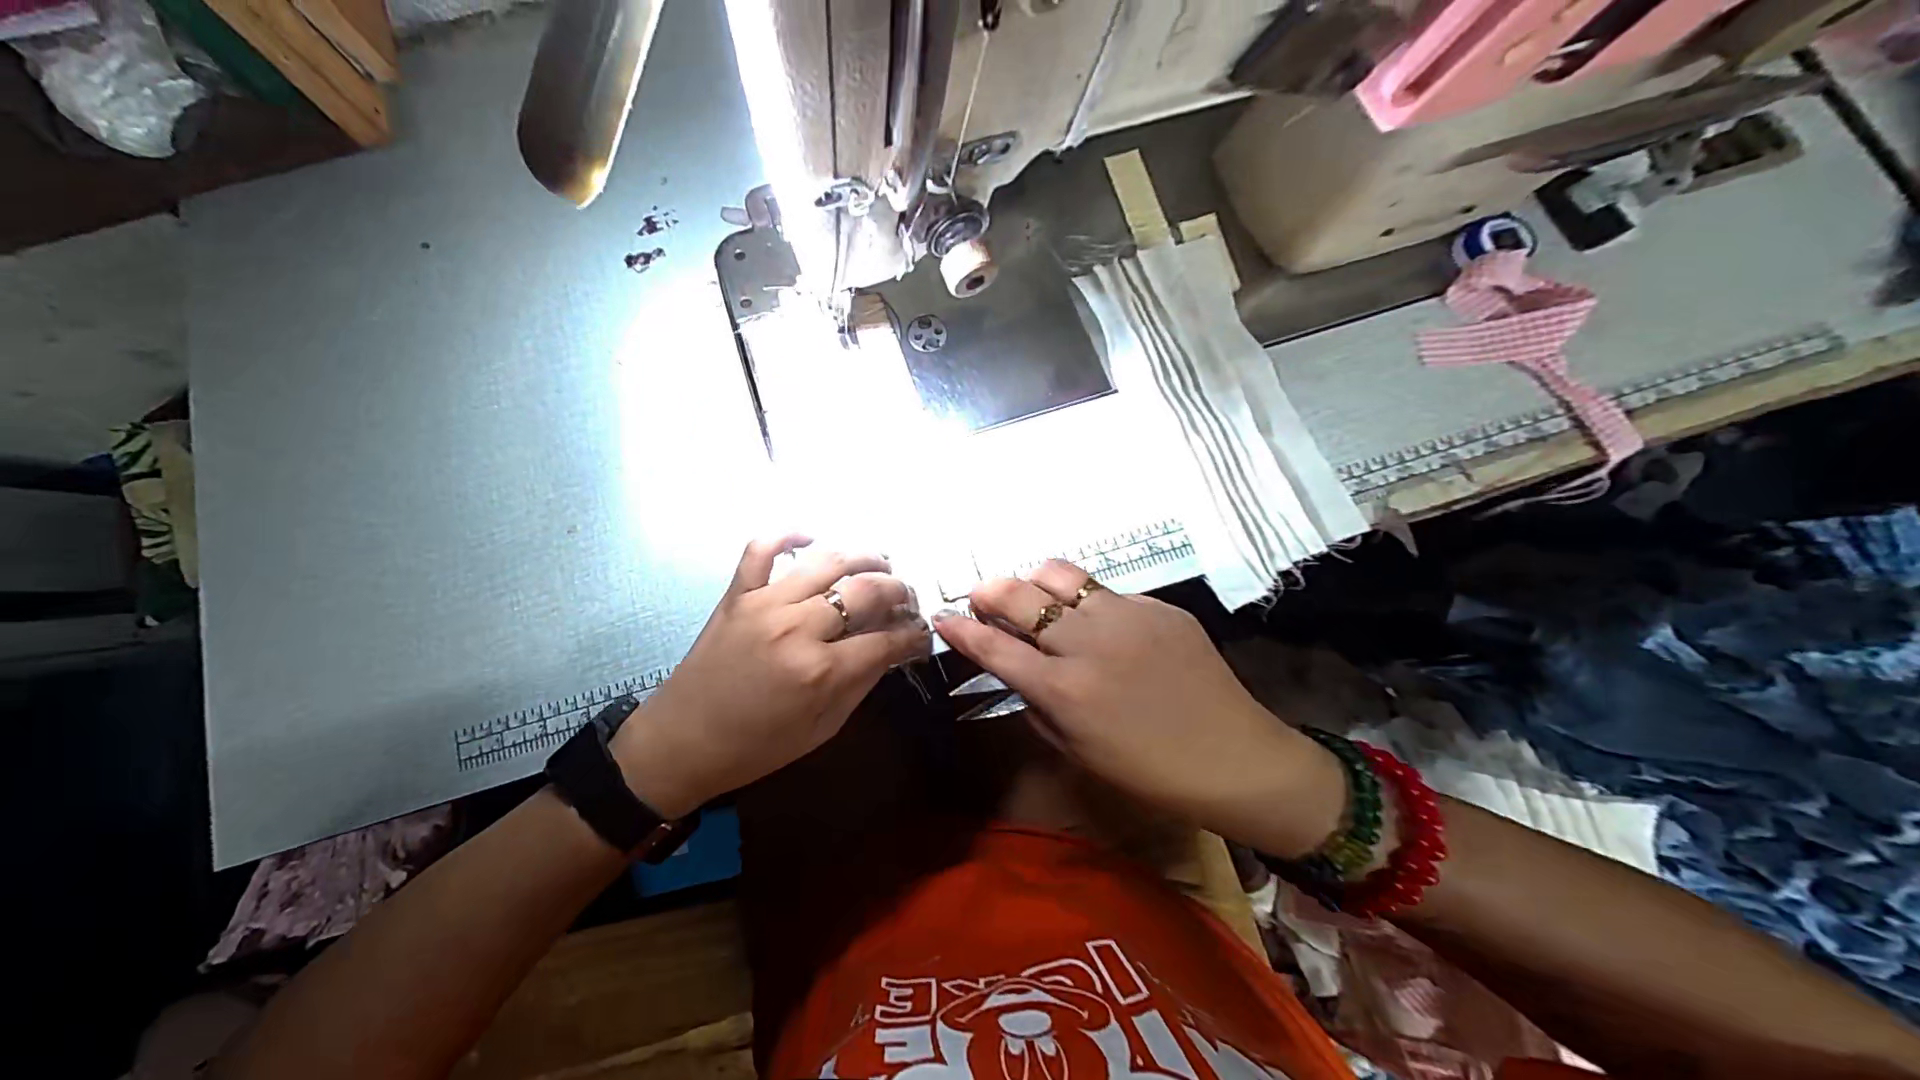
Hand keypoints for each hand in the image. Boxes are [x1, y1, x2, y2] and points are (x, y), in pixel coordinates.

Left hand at [610, 535, 931, 817]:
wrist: (682, 742)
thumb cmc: (757, 746)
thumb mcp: (823, 728)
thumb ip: (862, 683)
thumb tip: (892, 648)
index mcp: (822, 671)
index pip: (887, 639)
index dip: (913, 635)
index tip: (920, 633)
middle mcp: (797, 628)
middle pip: (866, 590)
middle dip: (898, 591)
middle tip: (905, 598)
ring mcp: (764, 604)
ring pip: (827, 561)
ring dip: (863, 557)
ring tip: (879, 563)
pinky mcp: (736, 594)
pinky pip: (762, 549)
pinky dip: (787, 534)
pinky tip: (810, 537)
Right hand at [934, 560, 1347, 857]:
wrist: (1234, 756)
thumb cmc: (1149, 771)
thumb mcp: (1077, 751)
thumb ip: (1037, 705)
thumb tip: (1014, 671)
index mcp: (1064, 689)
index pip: (993, 647)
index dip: (959, 629)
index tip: (942, 618)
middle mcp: (1088, 642)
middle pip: (1019, 595)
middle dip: (988, 591)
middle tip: (981, 599)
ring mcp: (1125, 616)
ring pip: (1060, 573)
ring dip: (1034, 581)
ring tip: (1033, 596)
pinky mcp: (1158, 605)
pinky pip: (1106, 591)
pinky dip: (1086, 600)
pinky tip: (1096, 622)